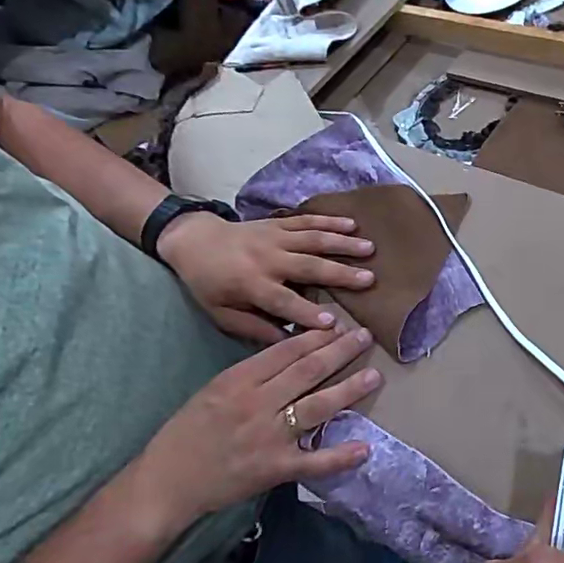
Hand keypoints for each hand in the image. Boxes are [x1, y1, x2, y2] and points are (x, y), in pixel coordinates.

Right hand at [126, 325, 378, 528]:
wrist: (161, 486)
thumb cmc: (188, 434)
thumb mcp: (214, 391)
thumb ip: (254, 372)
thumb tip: (298, 350)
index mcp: (237, 382)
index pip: (287, 352)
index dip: (318, 337)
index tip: (341, 325)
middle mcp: (255, 405)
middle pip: (308, 372)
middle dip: (341, 351)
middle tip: (366, 337)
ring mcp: (267, 438)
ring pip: (318, 406)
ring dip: (349, 389)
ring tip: (374, 376)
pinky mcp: (274, 468)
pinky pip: (313, 461)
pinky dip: (340, 456)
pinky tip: (364, 448)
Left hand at [158, 213, 376, 343]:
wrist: (193, 241)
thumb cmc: (210, 283)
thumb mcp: (222, 313)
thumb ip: (254, 327)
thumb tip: (289, 342)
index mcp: (249, 284)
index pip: (282, 301)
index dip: (306, 312)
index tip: (334, 323)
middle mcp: (266, 259)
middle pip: (308, 267)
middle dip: (340, 273)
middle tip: (369, 280)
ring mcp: (275, 238)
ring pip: (314, 240)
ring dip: (343, 244)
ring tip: (370, 249)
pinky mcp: (279, 223)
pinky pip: (308, 220)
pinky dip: (331, 221)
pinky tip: (353, 224)